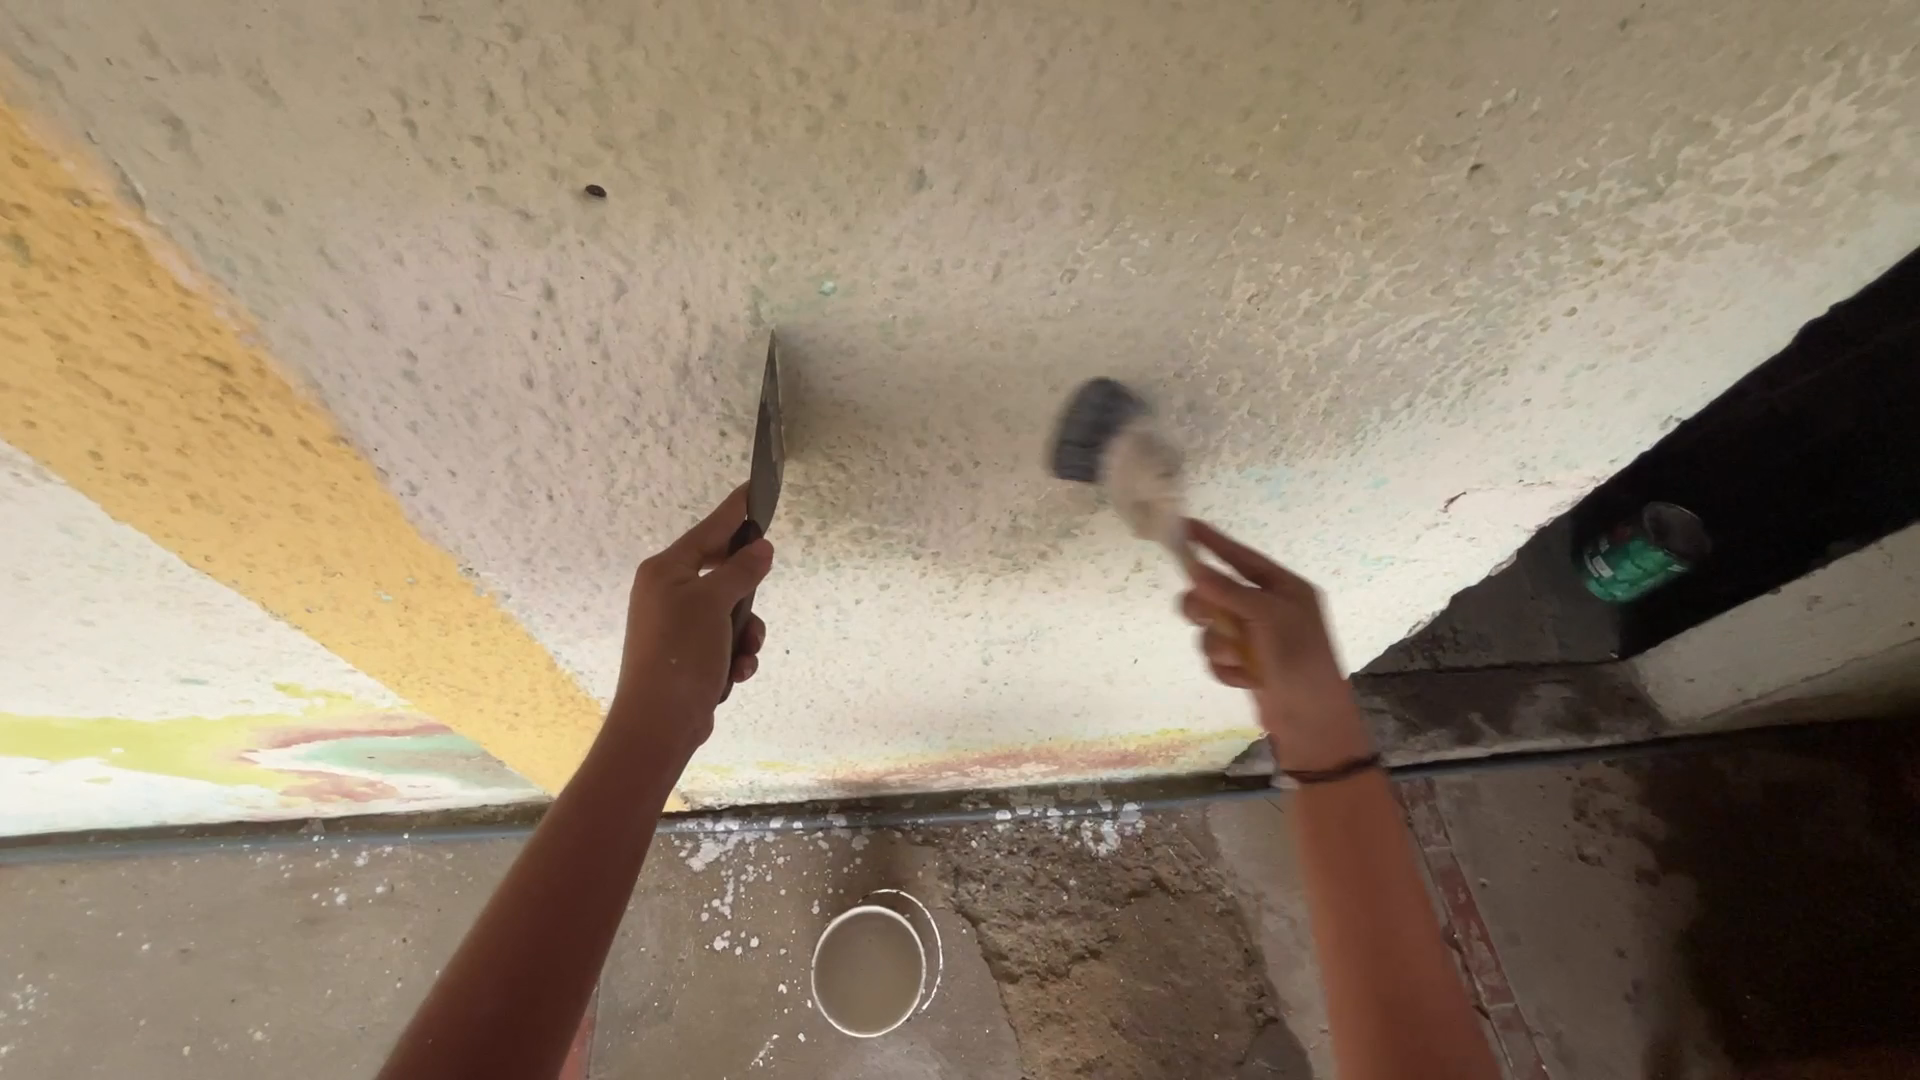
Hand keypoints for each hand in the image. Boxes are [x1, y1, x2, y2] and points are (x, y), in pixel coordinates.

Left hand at [611, 485, 773, 751]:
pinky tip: (737, 672)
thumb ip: (741, 571)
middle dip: (748, 592)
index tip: (755, 488)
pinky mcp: (689, 654)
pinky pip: (726, 641)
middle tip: (761, 589)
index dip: (735, 511)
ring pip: (731, 611)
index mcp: (665, 571)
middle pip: (722, 572)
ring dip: (746, 632)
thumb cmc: (681, 652)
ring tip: (746, 653)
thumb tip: (761, 548)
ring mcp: (678, 625)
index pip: (709, 530)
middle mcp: (668, 592)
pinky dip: (737, 654)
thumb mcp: (714, 603)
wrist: (660, 722)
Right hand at [1179, 519, 1372, 771]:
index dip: (1212, 542)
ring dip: (1218, 645)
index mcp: (1283, 589)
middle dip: (1205, 607)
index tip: (1182, 527)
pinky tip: (1246, 680)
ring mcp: (1253, 637)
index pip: (1241, 557)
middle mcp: (1266, 608)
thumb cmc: (1299, 659)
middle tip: (1202, 616)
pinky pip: (1214, 655)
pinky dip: (1225, 669)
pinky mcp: (1243, 664)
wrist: (1312, 721)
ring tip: (1239, 661)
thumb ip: (1230, 591)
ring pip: (1209, 627)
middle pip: (1214, 592)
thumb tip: (1195, 569)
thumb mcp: (1268, 617)